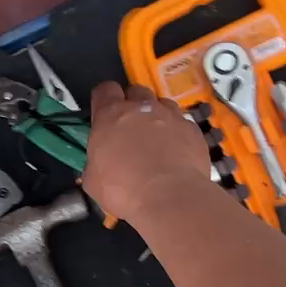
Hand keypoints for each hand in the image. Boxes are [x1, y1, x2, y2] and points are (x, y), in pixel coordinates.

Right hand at [81, 81, 212, 223]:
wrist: (169, 197)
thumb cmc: (122, 189)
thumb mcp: (93, 180)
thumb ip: (95, 162)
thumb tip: (98, 165)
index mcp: (111, 115)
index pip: (104, 89)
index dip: (103, 100)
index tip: (103, 114)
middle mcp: (142, 108)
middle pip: (136, 91)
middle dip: (131, 104)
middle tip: (129, 127)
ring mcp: (171, 116)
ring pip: (162, 104)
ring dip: (156, 116)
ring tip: (155, 139)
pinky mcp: (193, 129)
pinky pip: (182, 124)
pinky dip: (177, 133)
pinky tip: (175, 153)